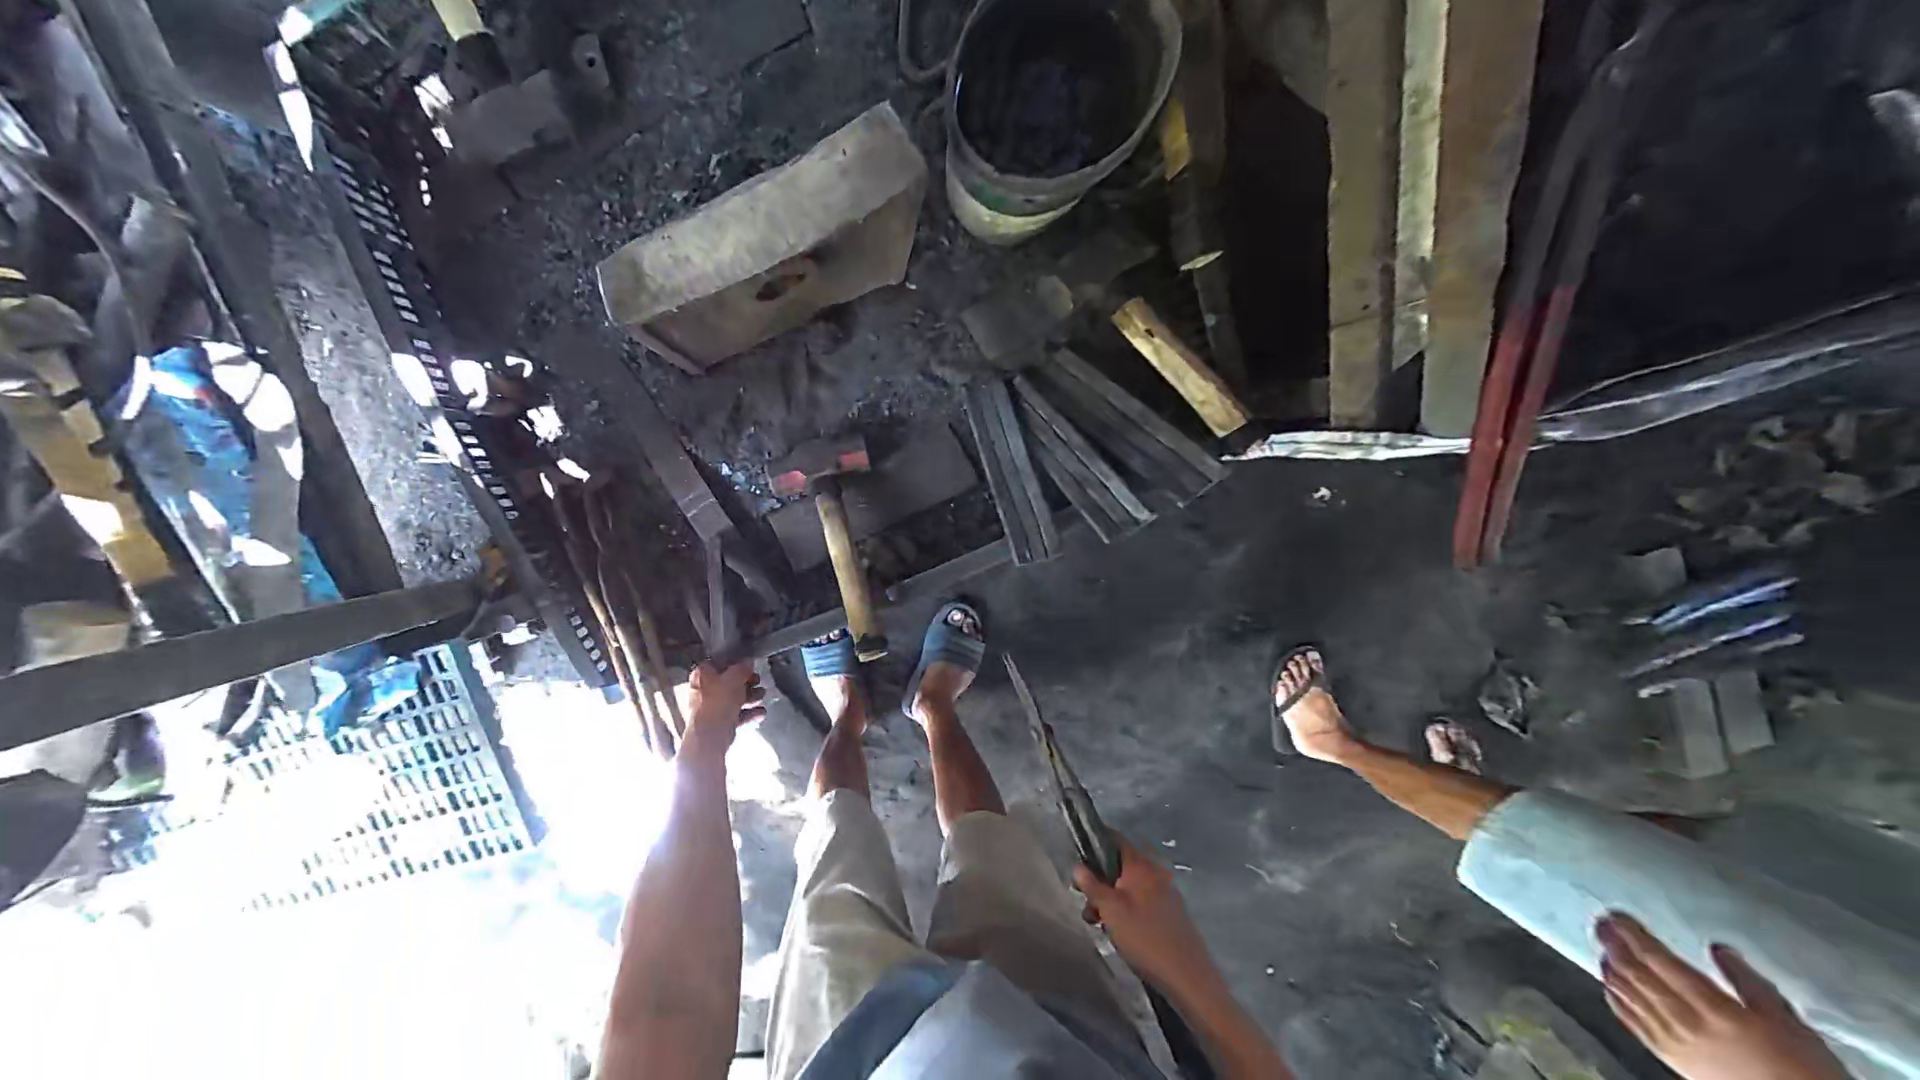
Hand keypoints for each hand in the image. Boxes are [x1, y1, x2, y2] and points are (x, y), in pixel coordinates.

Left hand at [685, 660, 765, 748]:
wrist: (711, 736)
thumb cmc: (719, 701)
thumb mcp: (735, 679)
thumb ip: (743, 668)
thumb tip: (748, 661)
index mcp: (701, 675)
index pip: (718, 663)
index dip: (735, 663)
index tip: (749, 666)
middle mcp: (702, 690)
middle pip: (728, 682)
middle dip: (746, 683)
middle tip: (758, 682)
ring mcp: (709, 708)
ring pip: (733, 699)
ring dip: (750, 698)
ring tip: (762, 697)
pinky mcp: (717, 724)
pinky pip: (735, 715)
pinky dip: (748, 714)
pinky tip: (761, 713)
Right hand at [1073, 833, 1214, 993]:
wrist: (1187, 976)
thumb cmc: (1144, 936)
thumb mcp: (1110, 909)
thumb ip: (1092, 885)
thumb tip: (1078, 866)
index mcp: (1141, 865)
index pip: (1115, 839)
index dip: (1095, 843)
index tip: (1079, 858)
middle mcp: (1156, 873)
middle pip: (1121, 866)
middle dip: (1100, 882)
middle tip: (1087, 905)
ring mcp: (1166, 894)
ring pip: (1131, 887)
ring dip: (1112, 900)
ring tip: (1100, 924)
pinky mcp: (1172, 914)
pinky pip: (1143, 902)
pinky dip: (1128, 910)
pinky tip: (1121, 932)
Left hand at [1597, 914, 1849, 1079]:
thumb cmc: (1805, 1068)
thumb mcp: (1788, 1021)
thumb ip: (1749, 982)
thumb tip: (1718, 948)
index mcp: (1715, 1009)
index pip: (1659, 960)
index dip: (1632, 934)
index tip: (1617, 914)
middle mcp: (1684, 1021)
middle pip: (1634, 973)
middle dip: (1612, 943)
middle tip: (1600, 922)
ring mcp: (1671, 1040)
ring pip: (1626, 994)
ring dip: (1610, 966)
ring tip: (1602, 946)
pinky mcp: (1666, 1057)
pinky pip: (1629, 1021)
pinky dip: (1614, 996)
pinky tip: (1609, 983)